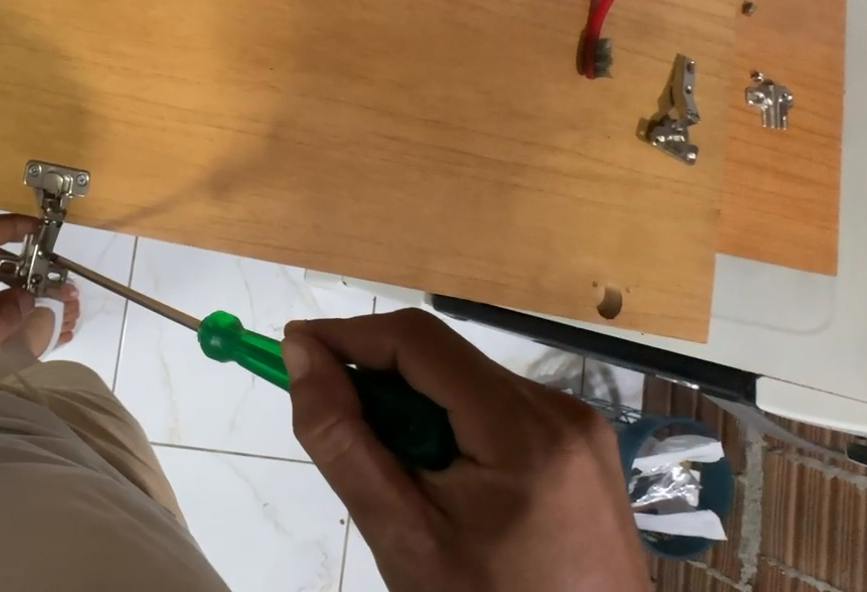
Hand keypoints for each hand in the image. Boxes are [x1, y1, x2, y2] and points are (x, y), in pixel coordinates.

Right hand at [282, 309, 647, 591]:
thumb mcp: (398, 532)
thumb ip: (339, 435)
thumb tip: (298, 349)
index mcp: (526, 431)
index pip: (415, 339)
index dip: (345, 335)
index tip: (294, 353)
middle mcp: (558, 411)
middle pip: (436, 353)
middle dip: (373, 374)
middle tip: (335, 422)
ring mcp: (573, 427)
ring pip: (454, 373)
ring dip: (402, 398)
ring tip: (387, 462)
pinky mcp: (572, 443)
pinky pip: (481, 399)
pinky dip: (436, 416)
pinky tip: (430, 469)